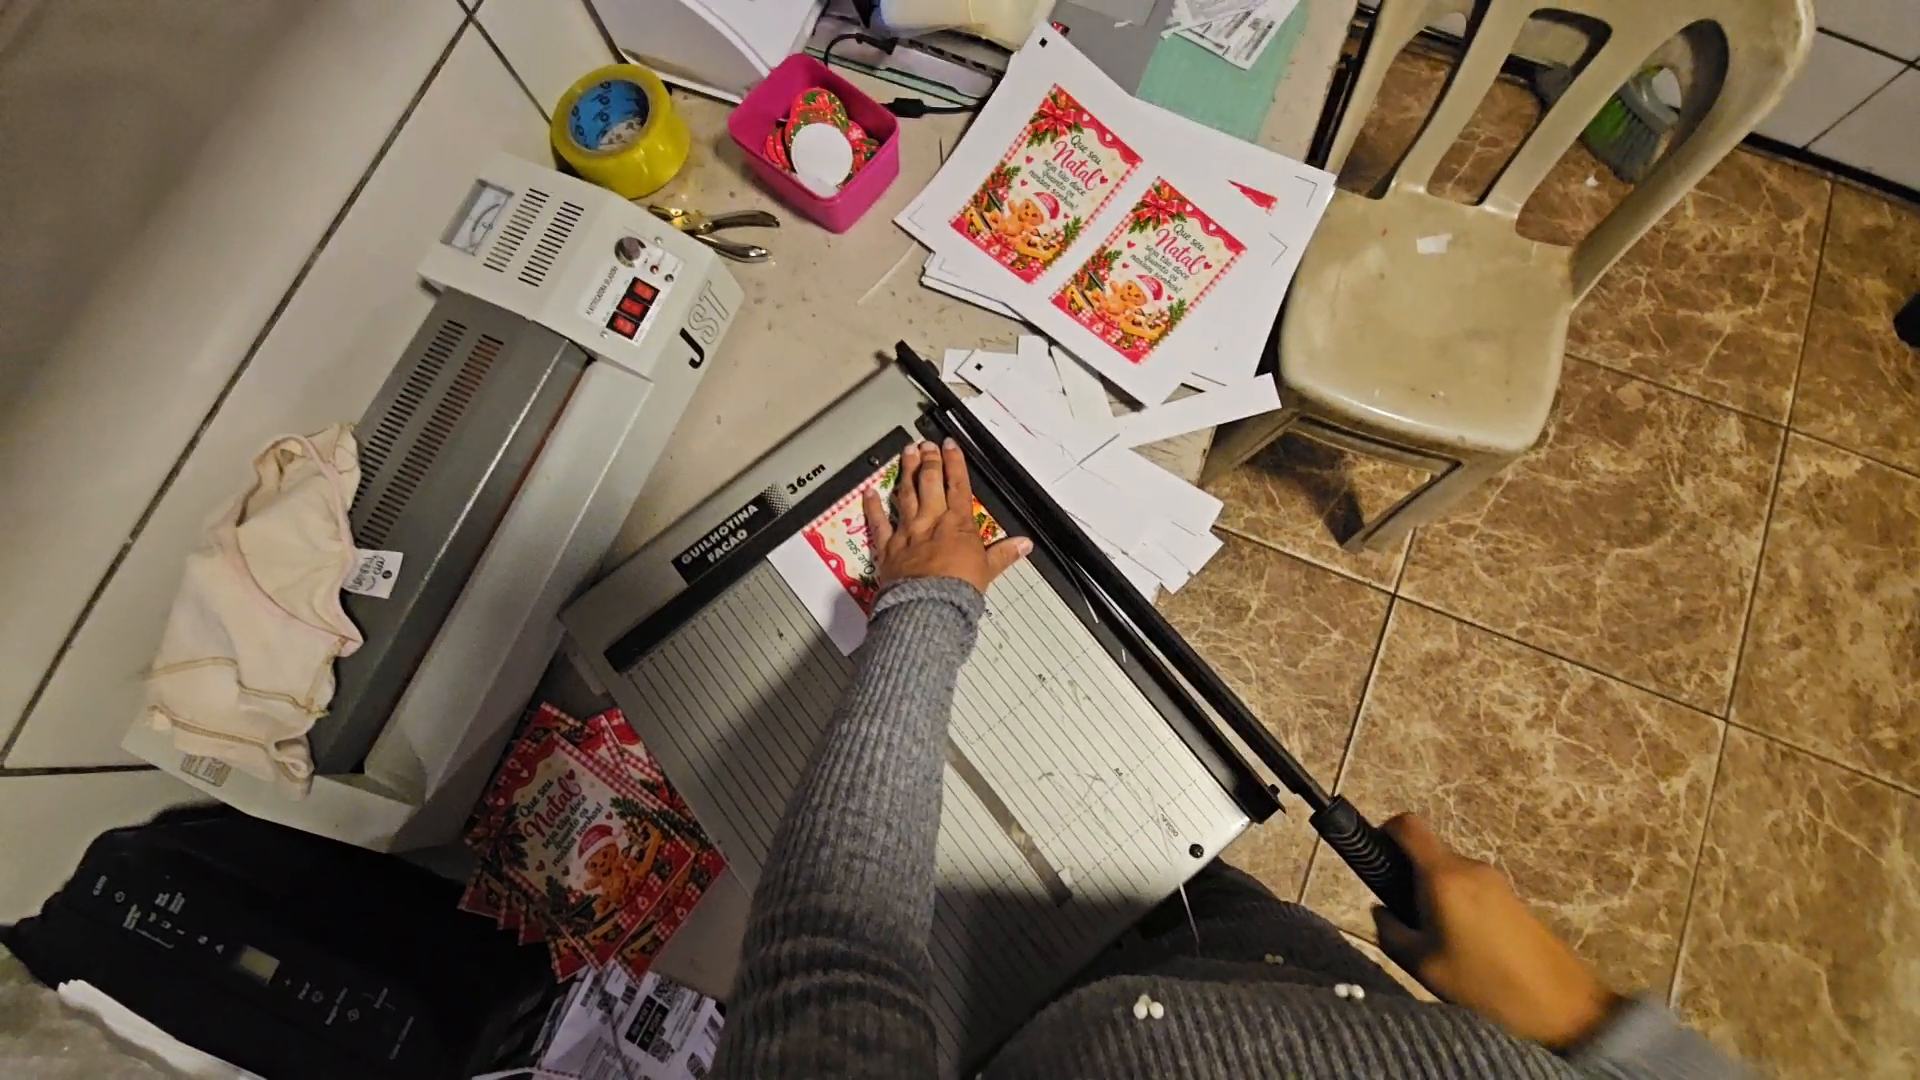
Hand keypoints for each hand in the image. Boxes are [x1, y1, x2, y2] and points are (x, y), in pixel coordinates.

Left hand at [863, 439, 1031, 595]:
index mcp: (958, 524)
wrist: (928, 608)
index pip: (957, 485)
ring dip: (906, 472)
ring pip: (906, 494)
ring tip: (906, 453)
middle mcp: (931, 521)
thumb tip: (1024, 544)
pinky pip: (879, 522)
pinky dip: (873, 506)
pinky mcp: (888, 547)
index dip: (954, 462)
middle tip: (926, 444)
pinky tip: (869, 492)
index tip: (950, 445)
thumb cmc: (958, 591)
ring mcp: (908, 531)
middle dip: (929, 460)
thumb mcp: (988, 571)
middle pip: (930, 482)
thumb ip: (1004, 554)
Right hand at [1373, 814, 1619, 1050]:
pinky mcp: (1515, 901)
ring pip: (1449, 874)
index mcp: (1443, 876)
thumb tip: (1382, 910)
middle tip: (1407, 916)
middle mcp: (1470, 868)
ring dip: (1435, 894)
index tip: (1376, 859)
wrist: (1571, 1014)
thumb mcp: (1423, 965)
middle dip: (1409, 876)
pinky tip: (1468, 946)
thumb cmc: (1488, 985)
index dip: (1383, 831)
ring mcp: (1497, 883)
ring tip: (1439, 939)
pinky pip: (1472, 889)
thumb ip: (1389, 930)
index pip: (1406, 824)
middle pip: (1426, 853)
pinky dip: (1459, 905)